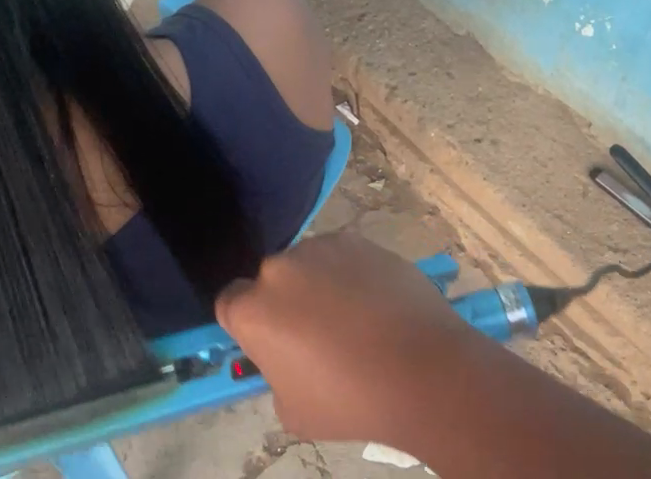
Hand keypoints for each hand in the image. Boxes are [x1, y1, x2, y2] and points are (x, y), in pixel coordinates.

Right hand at [215, 233, 484, 446]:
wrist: (421, 368)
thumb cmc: (350, 399)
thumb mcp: (292, 410)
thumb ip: (276, 373)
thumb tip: (290, 356)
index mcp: (254, 309)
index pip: (229, 302)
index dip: (248, 322)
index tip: (271, 340)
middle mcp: (280, 268)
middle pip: (271, 281)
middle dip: (286, 302)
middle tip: (316, 334)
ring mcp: (323, 248)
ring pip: (308, 265)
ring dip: (319, 284)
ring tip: (354, 319)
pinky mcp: (360, 241)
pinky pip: (343, 257)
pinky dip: (351, 274)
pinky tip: (375, 303)